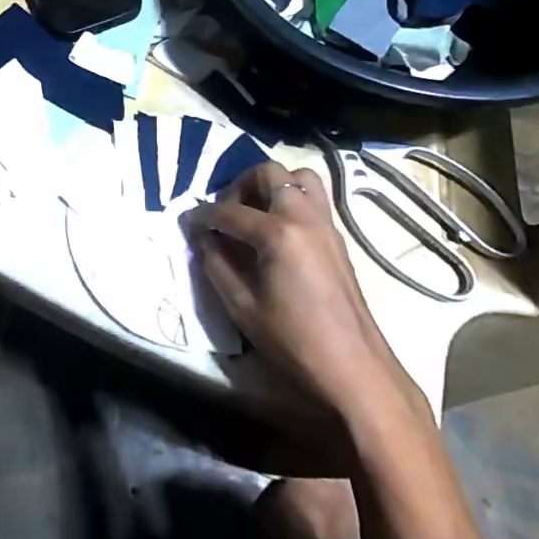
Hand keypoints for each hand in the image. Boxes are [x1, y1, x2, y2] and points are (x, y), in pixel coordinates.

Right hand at [186, 162, 416, 415]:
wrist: (351, 365)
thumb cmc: (293, 341)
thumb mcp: (242, 307)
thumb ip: (216, 265)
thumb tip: (201, 238)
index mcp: (278, 233)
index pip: (229, 212)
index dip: (202, 215)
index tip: (186, 221)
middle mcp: (303, 215)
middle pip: (268, 173)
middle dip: (239, 185)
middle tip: (225, 214)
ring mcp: (325, 221)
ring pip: (297, 176)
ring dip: (271, 184)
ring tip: (254, 212)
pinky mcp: (337, 234)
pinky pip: (313, 196)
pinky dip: (291, 197)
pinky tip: (277, 228)